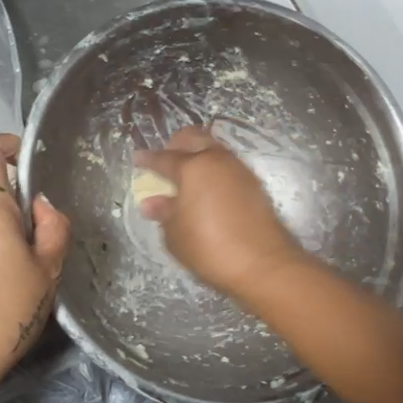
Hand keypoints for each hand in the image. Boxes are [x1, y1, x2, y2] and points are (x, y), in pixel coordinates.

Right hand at [133, 125, 306, 301]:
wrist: (264, 265)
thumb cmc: (210, 248)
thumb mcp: (175, 234)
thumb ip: (164, 213)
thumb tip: (153, 203)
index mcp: (193, 167)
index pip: (163, 158)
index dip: (148, 159)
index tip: (138, 159)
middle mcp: (217, 160)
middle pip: (194, 138)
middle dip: (176, 145)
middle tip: (166, 160)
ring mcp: (240, 170)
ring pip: (214, 149)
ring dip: (199, 156)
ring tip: (187, 176)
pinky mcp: (255, 185)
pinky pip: (228, 167)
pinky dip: (214, 171)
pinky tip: (207, 189)